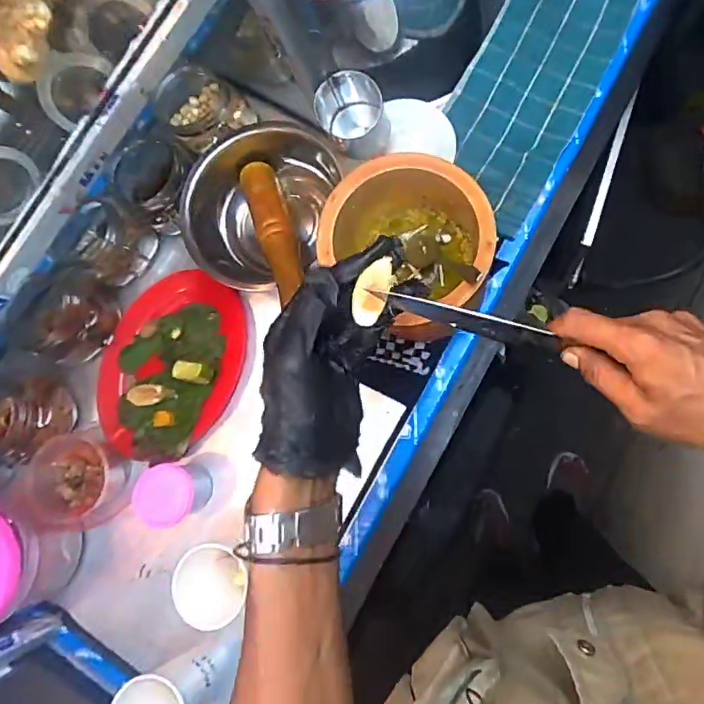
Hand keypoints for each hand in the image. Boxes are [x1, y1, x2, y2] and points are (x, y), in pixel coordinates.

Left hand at [255, 238, 395, 480]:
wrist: (309, 452)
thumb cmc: (296, 405)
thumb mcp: (294, 358)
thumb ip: (307, 315)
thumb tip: (322, 273)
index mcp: (291, 325)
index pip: (321, 285)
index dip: (349, 265)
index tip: (378, 250)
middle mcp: (309, 330)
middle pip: (341, 295)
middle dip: (369, 276)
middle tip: (400, 257)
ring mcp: (330, 347)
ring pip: (357, 313)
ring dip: (381, 297)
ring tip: (412, 282)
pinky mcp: (347, 363)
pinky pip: (365, 335)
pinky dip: (381, 322)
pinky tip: (400, 309)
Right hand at [548, 307, 703, 467]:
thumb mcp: (641, 411)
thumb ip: (601, 377)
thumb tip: (573, 354)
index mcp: (635, 340)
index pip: (578, 319)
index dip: (558, 328)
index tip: (552, 343)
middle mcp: (653, 320)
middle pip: (605, 326)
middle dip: (597, 349)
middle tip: (613, 385)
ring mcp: (678, 319)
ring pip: (631, 330)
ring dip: (626, 351)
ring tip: (652, 386)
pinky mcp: (696, 324)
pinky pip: (656, 332)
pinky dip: (651, 349)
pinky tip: (675, 378)